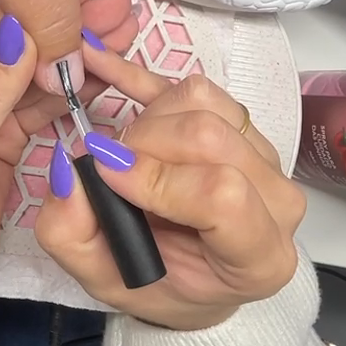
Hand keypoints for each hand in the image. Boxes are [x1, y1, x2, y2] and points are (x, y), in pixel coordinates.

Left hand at [0, 0, 139, 295]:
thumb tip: (18, 31)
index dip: (31, 13)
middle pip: (14, 46)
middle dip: (62, 26)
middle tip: (112, 7)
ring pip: (34, 73)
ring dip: (75, 55)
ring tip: (120, 31)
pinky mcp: (2, 136)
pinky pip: (41, 106)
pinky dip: (72, 92)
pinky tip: (104, 74)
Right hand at [38, 54, 305, 330]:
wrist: (193, 275)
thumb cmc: (158, 283)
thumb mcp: (102, 280)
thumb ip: (72, 234)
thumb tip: (69, 170)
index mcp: (258, 256)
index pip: (224, 196)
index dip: (157, 178)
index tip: (105, 174)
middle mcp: (276, 201)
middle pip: (209, 137)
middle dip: (141, 143)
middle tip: (107, 165)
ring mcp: (264, 155)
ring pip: (202, 102)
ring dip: (146, 118)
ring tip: (124, 149)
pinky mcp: (239, 121)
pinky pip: (192, 84)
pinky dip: (139, 74)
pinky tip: (99, 63)